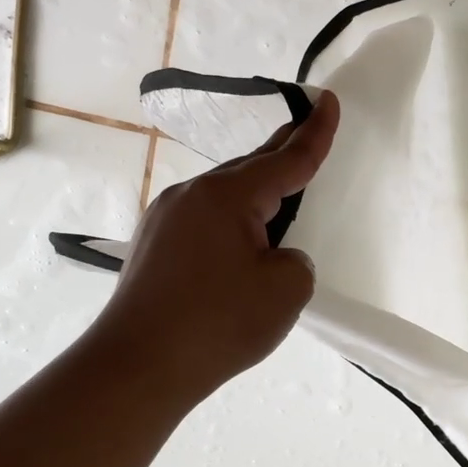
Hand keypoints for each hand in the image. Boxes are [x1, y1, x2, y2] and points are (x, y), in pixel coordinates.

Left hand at [87, 91, 339, 400]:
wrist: (139, 367)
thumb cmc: (220, 322)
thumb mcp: (287, 288)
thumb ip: (294, 259)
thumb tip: (271, 255)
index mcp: (225, 197)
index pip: (285, 159)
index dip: (314, 134)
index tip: (328, 100)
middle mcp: (190, 197)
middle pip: (251, 169)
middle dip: (285, 153)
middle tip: (312, 133)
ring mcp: (167, 220)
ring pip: (227, 196)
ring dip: (261, 195)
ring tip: (288, 200)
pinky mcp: (158, 248)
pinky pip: (210, 220)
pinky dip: (239, 222)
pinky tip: (250, 243)